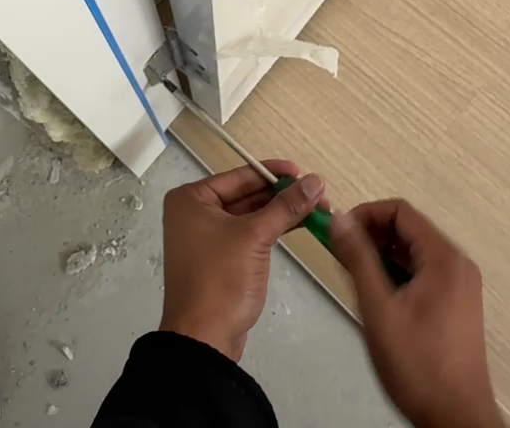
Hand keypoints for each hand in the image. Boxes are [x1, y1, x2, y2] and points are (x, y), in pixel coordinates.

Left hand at [158, 161, 326, 360]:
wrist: (204, 337)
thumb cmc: (220, 278)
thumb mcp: (254, 236)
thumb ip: (285, 208)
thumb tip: (315, 181)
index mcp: (192, 198)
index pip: (239, 176)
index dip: (272, 172)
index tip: (302, 171)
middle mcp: (195, 212)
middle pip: (245, 195)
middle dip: (281, 195)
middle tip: (316, 193)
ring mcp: (207, 237)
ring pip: (250, 216)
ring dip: (280, 213)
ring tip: (316, 208)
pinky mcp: (221, 259)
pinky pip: (249, 235)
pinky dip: (272, 230)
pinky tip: (298, 226)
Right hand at [331, 200, 501, 427]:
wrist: (456, 421)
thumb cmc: (418, 365)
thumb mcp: (378, 308)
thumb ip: (357, 258)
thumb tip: (340, 218)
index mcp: (444, 258)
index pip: (400, 211)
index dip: (365, 214)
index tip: (339, 232)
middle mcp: (457, 264)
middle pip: (408, 228)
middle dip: (371, 234)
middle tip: (342, 254)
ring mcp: (460, 285)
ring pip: (413, 251)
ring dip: (381, 254)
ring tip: (355, 275)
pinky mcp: (457, 303)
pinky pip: (422, 271)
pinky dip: (397, 271)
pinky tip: (377, 294)